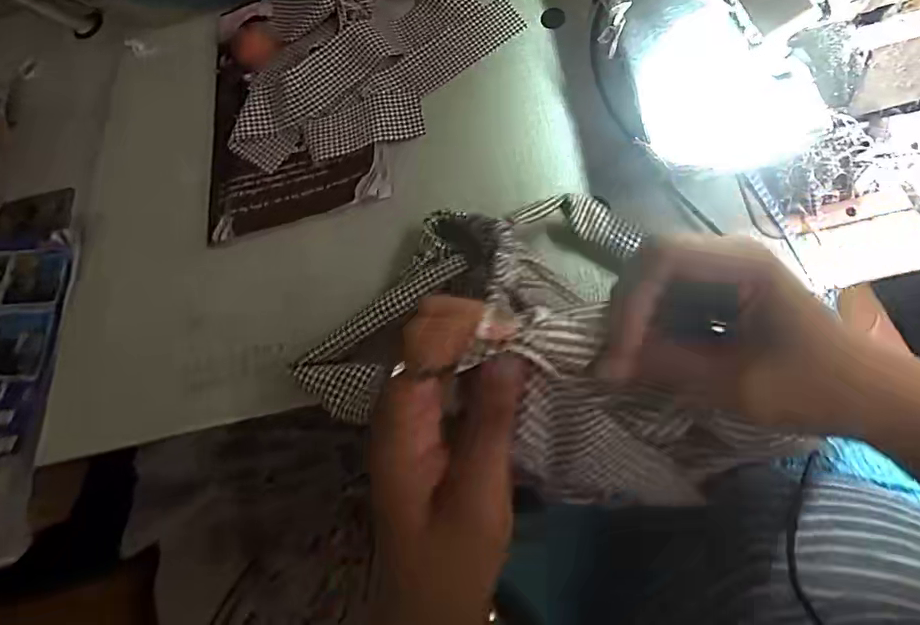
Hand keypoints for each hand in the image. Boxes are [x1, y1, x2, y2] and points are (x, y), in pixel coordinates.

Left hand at [369, 295, 525, 624]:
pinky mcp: (429, 422)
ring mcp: (411, 413)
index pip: (421, 342)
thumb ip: (492, 420)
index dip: (464, 325)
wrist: (430, 607)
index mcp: (399, 424)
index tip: (512, 332)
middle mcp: (398, 408)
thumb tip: (510, 351)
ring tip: (521, 341)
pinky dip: (479, 358)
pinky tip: (509, 364)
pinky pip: (450, 371)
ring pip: (438, 347)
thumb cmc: (453, 558)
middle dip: (473, 323)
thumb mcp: (480, 494)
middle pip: (426, 334)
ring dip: (479, 336)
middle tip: (521, 335)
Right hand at [597, 235, 911, 434]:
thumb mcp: (737, 384)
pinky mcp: (728, 288)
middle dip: (630, 307)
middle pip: (656, 259)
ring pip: (662, 276)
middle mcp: (731, 251)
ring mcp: (730, 267)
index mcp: (741, 260)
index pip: (662, 255)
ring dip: (642, 316)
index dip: (631, 300)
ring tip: (633, 363)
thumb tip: (604, 368)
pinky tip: (659, 355)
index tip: (619, 354)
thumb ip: (669, 368)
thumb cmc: (814, 386)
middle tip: (619, 361)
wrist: (868, 392)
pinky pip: (679, 294)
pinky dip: (661, 322)